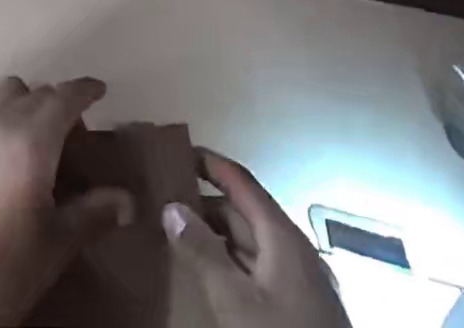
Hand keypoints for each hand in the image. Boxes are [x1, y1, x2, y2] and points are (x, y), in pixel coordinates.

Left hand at [0, 77, 133, 327]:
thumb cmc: (3, 265)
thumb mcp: (56, 242)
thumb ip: (93, 212)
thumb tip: (128, 201)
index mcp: (32, 138)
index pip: (63, 97)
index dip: (84, 91)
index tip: (100, 91)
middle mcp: (1, 121)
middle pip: (37, 92)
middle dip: (60, 103)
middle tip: (76, 138)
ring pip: (6, 92)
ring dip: (28, 101)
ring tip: (40, 138)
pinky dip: (4, 111)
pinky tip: (10, 148)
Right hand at [163, 148, 350, 327]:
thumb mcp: (236, 303)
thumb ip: (203, 252)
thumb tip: (172, 207)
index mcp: (282, 237)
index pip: (241, 182)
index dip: (210, 163)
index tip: (176, 153)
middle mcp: (293, 250)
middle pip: (244, 212)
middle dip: (205, 203)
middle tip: (164, 202)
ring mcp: (299, 282)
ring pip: (251, 244)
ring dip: (216, 236)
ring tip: (177, 237)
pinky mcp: (299, 310)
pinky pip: (257, 271)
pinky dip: (230, 264)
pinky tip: (208, 280)